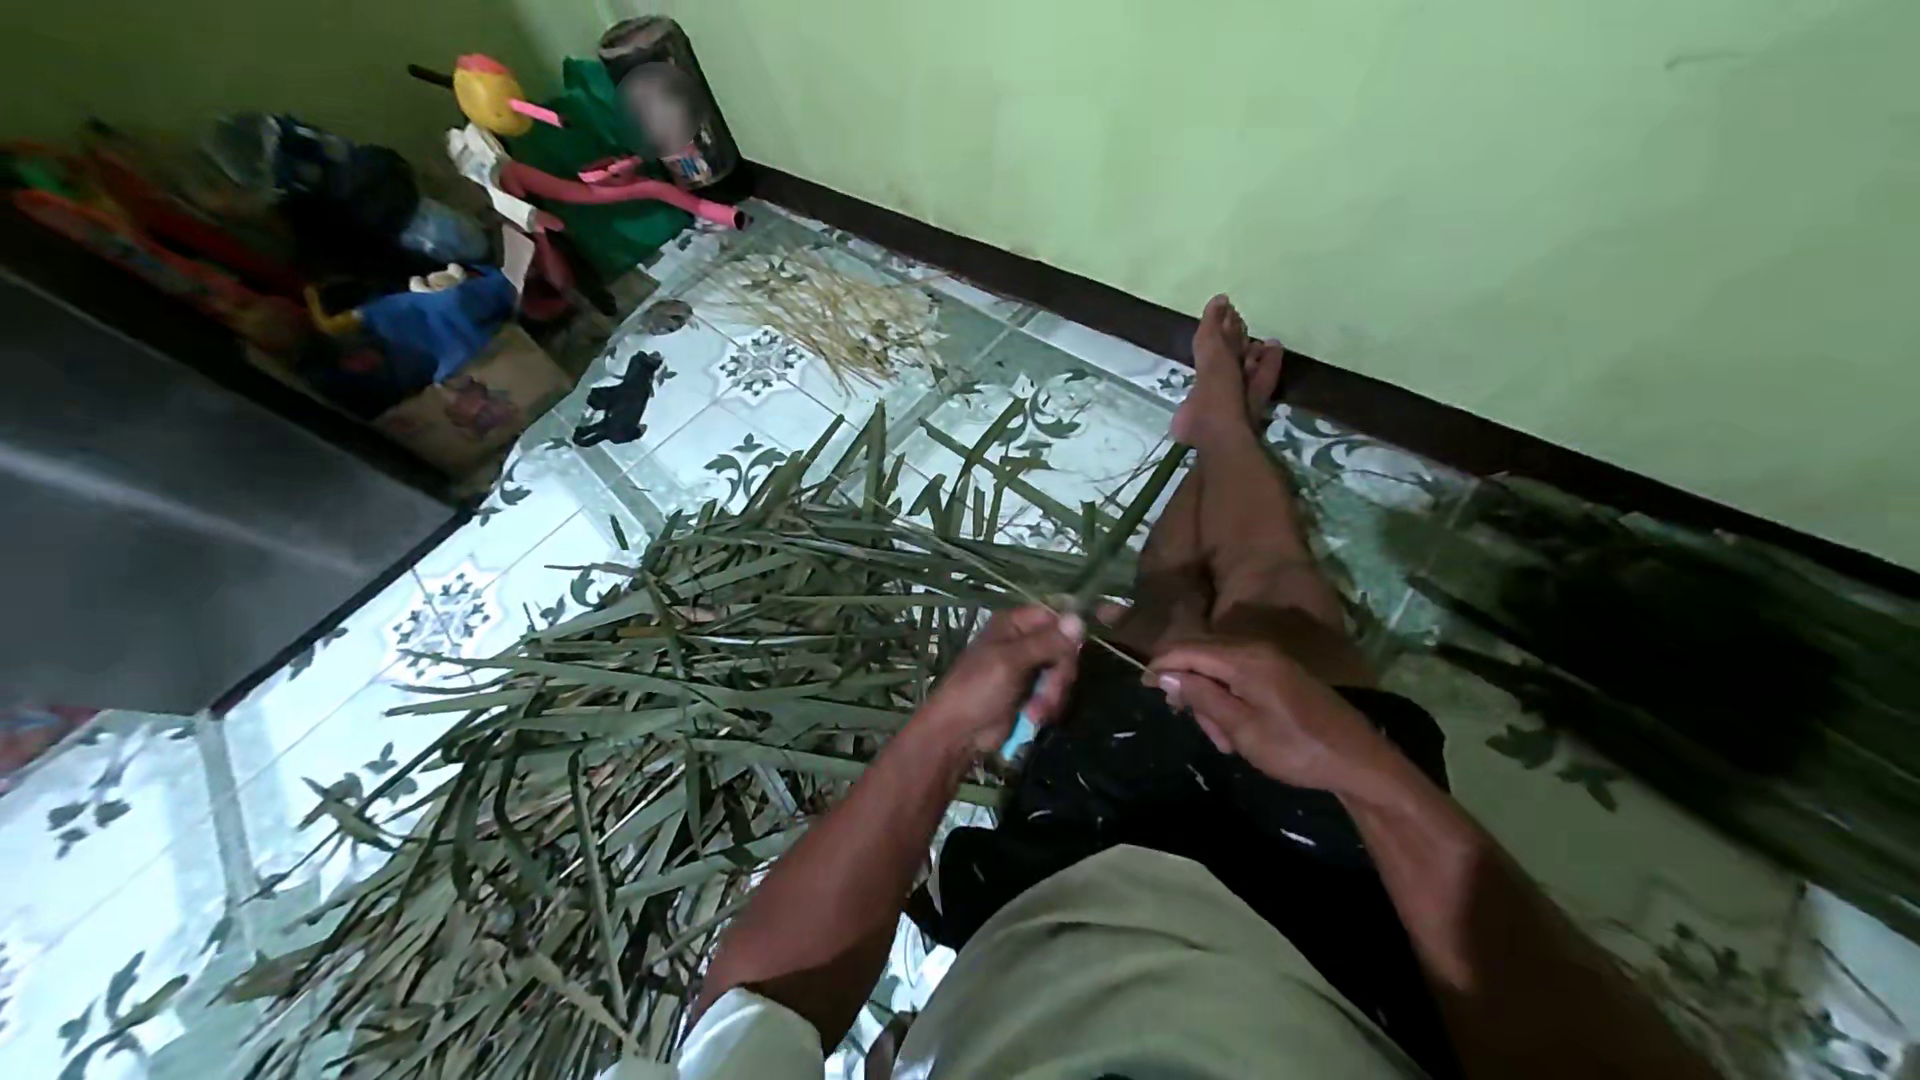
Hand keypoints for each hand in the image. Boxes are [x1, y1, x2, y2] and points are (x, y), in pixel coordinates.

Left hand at [916, 605, 1084, 755]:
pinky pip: (1054, 692)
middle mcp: (1022, 640)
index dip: (1066, 637)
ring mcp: (1027, 667)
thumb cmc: (977, 690)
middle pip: (1063, 648)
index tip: (1067, 658)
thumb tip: (1078, 619)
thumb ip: (1046, 642)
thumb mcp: (1011, 662)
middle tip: (1047, 696)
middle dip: (1059, 676)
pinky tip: (1035, 717)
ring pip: (1061, 673)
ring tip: (1035, 713)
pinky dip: (1048, 706)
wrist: (959, 733)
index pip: (1054, 618)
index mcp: (1013, 624)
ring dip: (1053, 696)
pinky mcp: (1031, 691)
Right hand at [1147, 635, 1401, 796]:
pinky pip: (1237, 675)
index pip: (1187, 648)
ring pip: (1217, 667)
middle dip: (1189, 687)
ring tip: (1224, 739)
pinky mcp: (1279, 672)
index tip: (1144, 687)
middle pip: (1200, 654)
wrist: (1361, 763)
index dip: (1160, 664)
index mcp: (1245, 658)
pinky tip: (1236, 728)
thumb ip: (1201, 696)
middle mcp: (1255, 648)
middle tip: (1195, 725)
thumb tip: (1164, 674)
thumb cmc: (1297, 750)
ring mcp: (1270, 659)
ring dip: (1209, 699)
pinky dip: (1227, 698)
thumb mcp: (1242, 729)